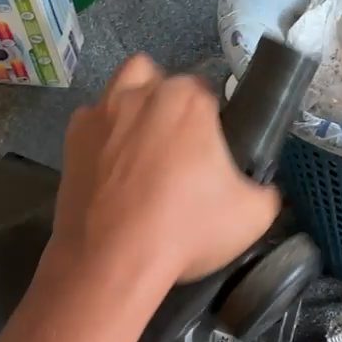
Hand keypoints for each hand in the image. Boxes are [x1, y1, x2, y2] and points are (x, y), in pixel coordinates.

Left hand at [49, 55, 280, 285]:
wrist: (111, 262)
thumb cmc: (185, 231)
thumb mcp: (252, 217)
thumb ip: (266, 192)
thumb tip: (266, 188)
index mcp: (192, 101)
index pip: (207, 91)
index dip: (211, 118)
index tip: (210, 149)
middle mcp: (148, 92)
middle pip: (167, 82)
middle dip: (175, 106)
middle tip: (180, 149)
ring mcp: (106, 108)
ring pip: (128, 80)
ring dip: (138, 97)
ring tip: (143, 137)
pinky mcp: (75, 132)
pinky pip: (94, 115)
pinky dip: (103, 129)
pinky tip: (109, 160)